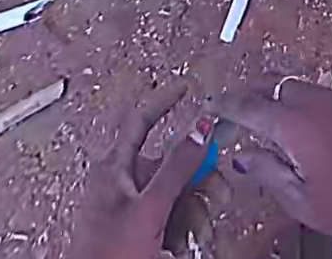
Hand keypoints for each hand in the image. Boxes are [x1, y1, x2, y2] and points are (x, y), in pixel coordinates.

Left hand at [72, 86, 213, 258]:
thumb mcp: (149, 208)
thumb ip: (178, 165)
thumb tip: (202, 125)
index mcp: (115, 169)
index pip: (141, 120)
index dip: (164, 100)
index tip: (188, 88)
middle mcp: (123, 184)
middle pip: (171, 161)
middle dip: (198, 178)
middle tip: (217, 191)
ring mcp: (130, 210)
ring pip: (176, 190)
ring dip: (195, 209)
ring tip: (199, 234)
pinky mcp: (138, 233)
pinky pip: (171, 215)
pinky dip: (185, 226)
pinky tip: (188, 244)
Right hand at [213, 81, 331, 258]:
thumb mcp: (298, 198)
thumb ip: (266, 170)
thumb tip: (242, 156)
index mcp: (297, 126)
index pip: (253, 107)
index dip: (229, 105)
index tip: (213, 104)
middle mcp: (315, 104)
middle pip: (273, 85)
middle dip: (250, 93)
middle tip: (231, 109)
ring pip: (292, 85)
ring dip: (272, 93)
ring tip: (255, 114)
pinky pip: (310, 91)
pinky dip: (292, 98)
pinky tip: (287, 117)